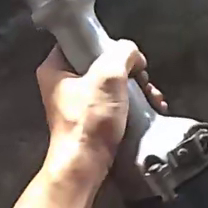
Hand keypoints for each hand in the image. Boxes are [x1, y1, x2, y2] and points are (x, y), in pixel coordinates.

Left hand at [37, 41, 166, 185]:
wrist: (87, 166)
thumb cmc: (89, 123)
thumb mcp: (108, 75)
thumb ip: (123, 53)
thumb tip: (133, 55)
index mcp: (55, 68)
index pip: (82, 41)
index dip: (107, 45)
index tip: (124, 57)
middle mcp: (64, 85)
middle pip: (104, 65)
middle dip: (131, 73)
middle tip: (142, 82)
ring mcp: (80, 106)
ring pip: (115, 86)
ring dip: (138, 91)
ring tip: (152, 100)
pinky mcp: (94, 123)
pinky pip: (118, 105)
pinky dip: (135, 107)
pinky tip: (150, 111)